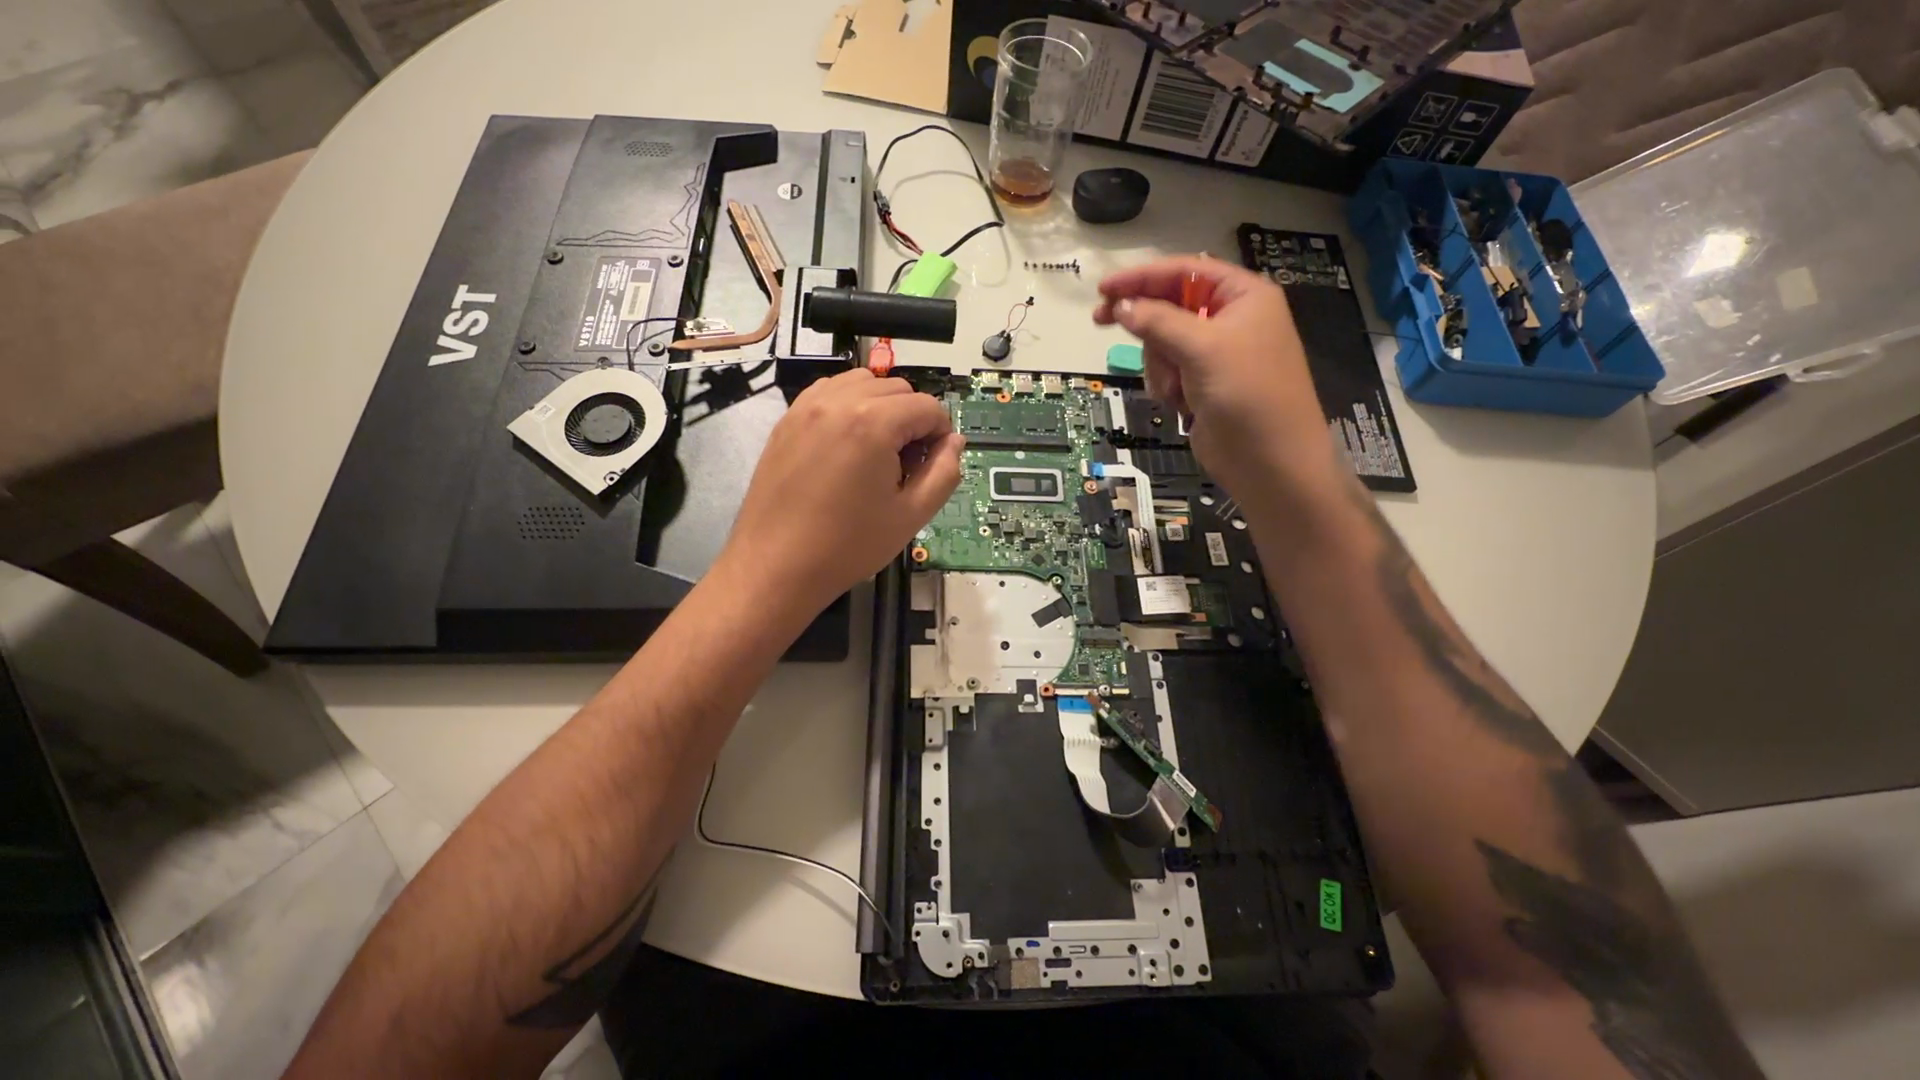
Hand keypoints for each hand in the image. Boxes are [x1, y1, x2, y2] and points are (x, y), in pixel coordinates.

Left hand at [717, 368, 962, 615]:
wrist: (776, 567)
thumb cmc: (847, 547)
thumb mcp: (911, 515)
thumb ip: (944, 473)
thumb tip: (954, 443)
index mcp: (872, 423)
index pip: (927, 407)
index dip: (940, 436)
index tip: (932, 466)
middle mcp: (838, 402)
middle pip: (898, 390)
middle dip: (912, 421)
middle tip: (905, 466)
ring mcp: (807, 407)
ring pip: (863, 383)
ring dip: (881, 408)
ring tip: (876, 452)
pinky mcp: (787, 420)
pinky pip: (829, 393)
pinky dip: (848, 407)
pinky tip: (848, 446)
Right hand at [1093, 255, 1335, 508]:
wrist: (1271, 462)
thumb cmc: (1247, 394)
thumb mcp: (1202, 348)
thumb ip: (1158, 321)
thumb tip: (1120, 306)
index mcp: (1243, 295)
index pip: (1185, 270)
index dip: (1142, 276)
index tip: (1104, 288)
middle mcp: (1232, 318)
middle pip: (1169, 305)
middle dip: (1148, 326)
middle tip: (1100, 321)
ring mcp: (1217, 353)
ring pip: (1163, 342)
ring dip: (1159, 364)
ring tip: (1174, 389)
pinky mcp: (1204, 384)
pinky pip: (1168, 370)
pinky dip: (1166, 384)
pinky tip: (1179, 403)